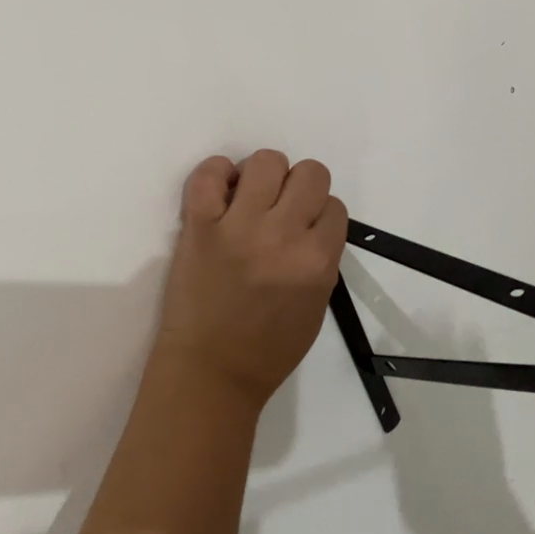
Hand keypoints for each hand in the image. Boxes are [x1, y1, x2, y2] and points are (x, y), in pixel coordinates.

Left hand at [151, 150, 349, 408]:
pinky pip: (208, 174)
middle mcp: (283, 235)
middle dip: (300, 187)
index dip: (319, 215)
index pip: (334, 207)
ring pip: (266, 161)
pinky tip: (220, 191)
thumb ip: (320, 260)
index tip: (303, 229)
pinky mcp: (200, 225)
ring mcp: (239, 226)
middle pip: (310, 173)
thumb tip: (309, 225)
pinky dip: (216, 173)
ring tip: (249, 199)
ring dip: (263, 175)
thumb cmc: (267, 349)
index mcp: (316, 261)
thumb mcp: (316, 306)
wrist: (210, 372)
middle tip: (280, 209)